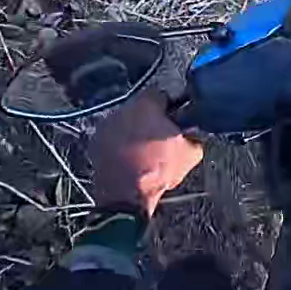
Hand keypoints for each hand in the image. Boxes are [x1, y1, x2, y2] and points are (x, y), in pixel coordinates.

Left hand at [88, 91, 202, 216]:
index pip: (162, 94)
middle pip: (142, 107)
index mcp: (148, 104)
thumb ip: (194, 135)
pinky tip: (130, 158)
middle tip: (161, 136)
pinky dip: (120, 143)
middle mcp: (124, 108)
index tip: (176, 118)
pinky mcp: (96, 141)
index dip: (171, 106)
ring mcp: (107, 124)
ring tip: (145, 150)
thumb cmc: (158, 169)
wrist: (126, 195)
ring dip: (134, 130)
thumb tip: (194, 133)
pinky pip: (112, 136)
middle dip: (151, 118)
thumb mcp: (190, 153)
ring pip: (126, 121)